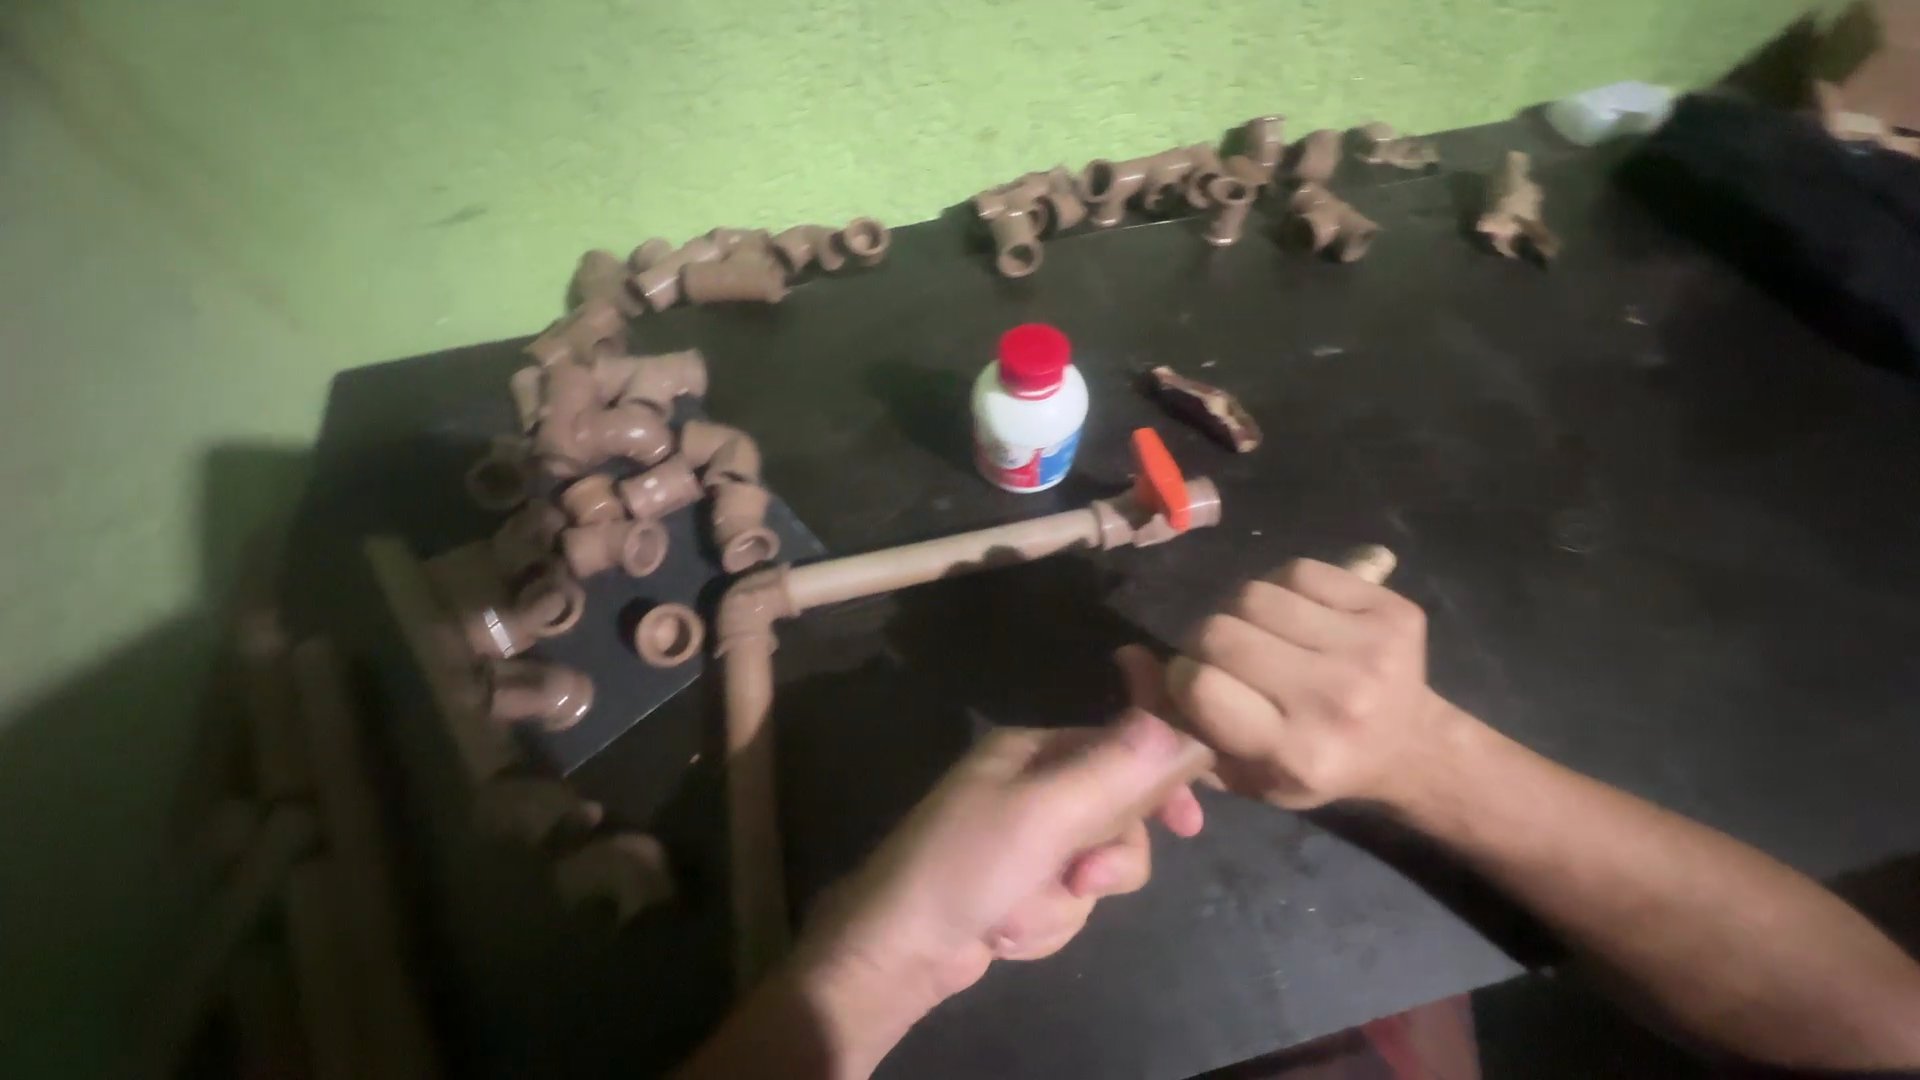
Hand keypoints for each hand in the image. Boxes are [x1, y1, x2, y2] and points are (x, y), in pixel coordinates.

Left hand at [784, 714, 1207, 1072]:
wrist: (900, 949)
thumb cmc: (968, 864)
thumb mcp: (1045, 813)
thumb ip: (1114, 771)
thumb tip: (1177, 724)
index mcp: (1032, 750)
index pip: (1117, 746)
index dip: (1156, 779)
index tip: (1187, 821)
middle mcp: (1031, 785)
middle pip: (1114, 814)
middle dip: (1101, 858)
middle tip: (1082, 881)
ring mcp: (1026, 839)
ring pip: (1095, 865)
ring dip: (1065, 898)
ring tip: (1018, 914)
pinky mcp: (1021, 885)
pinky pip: (1066, 898)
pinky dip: (1046, 920)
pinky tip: (1006, 932)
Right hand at [1118, 557, 1452, 810]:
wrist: (1409, 746)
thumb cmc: (1308, 766)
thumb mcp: (1234, 770)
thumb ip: (1173, 720)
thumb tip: (1128, 655)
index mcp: (1297, 752)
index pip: (1199, 685)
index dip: (1183, 679)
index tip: (1197, 686)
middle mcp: (1337, 700)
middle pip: (1219, 631)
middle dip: (1206, 642)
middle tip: (1227, 659)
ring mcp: (1371, 650)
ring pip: (1253, 594)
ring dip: (1243, 614)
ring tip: (1263, 638)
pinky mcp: (1393, 610)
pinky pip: (1298, 571)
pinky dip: (1283, 589)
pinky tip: (1298, 619)